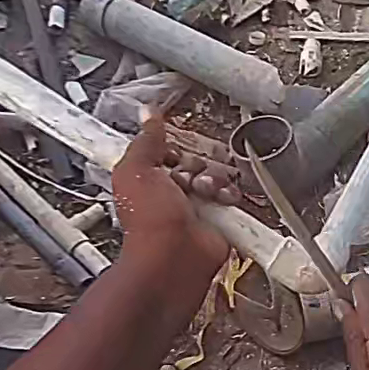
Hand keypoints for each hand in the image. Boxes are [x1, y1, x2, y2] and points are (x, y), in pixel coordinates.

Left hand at [113, 107, 235, 282]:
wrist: (174, 256)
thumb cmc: (149, 219)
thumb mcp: (137, 169)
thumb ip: (145, 141)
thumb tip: (148, 113)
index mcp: (150, 181)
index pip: (169, 153)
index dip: (173, 153)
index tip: (172, 158)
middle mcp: (173, 194)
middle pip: (195, 162)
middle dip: (195, 167)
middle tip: (187, 181)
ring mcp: (197, 207)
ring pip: (215, 176)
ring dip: (213, 180)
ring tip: (205, 194)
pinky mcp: (219, 219)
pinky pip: (231, 195)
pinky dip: (229, 195)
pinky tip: (221, 201)